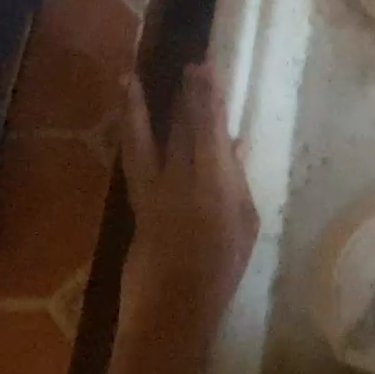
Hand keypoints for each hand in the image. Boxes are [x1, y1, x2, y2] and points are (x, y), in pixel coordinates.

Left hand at [118, 63, 257, 344]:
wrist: (174, 309)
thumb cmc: (222, 267)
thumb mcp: (244, 221)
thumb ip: (237, 181)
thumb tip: (234, 147)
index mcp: (214, 183)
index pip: (210, 129)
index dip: (208, 98)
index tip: (206, 69)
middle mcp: (180, 180)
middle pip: (181, 129)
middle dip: (186, 96)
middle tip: (189, 64)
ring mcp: (153, 192)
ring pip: (144, 142)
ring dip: (139, 109)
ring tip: (130, 81)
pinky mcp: (138, 206)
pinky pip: (137, 163)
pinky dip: (138, 139)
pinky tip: (138, 128)